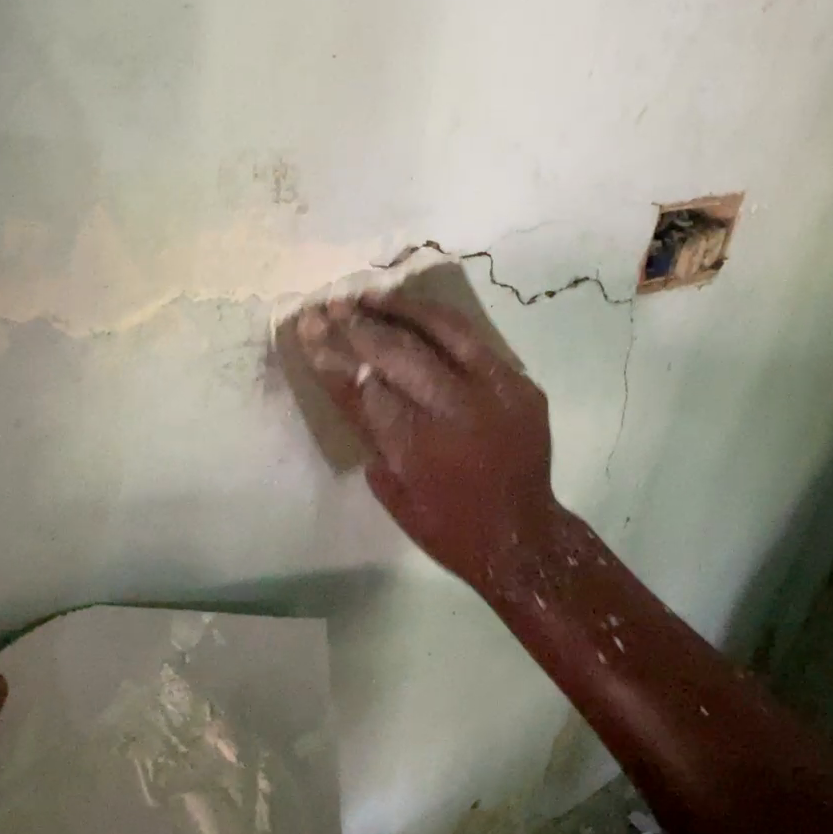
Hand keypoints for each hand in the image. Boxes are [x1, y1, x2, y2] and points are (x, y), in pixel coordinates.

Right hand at [294, 290, 555, 590]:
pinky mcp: (519, 384)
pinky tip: (413, 310)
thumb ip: (369, 432)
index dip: (333, 356)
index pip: (366, 387)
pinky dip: (439, 322)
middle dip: (359, 326)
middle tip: (329, 307)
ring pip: (443, 331)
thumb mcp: (392, 488)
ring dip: (400, 308)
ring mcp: (496, 392)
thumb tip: (347, 377)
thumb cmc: (446, 525)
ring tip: (368, 295)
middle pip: (399, 353)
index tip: (309, 331)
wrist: (523, 538)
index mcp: (421, 447)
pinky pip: (474, 340)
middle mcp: (459, 412)